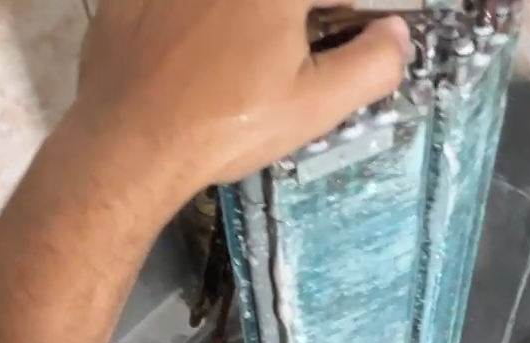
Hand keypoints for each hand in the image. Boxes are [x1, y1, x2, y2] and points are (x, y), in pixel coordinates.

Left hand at [60, 0, 409, 210]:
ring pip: (226, 10)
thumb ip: (369, 66)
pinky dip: (193, 24)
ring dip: (241, 29)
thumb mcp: (312, 107)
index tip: (338, 39)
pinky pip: (181, 8)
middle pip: (279, 6)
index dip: (344, 15)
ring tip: (230, 72)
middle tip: (278, 62)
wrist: (131, 142)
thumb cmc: (226, 126)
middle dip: (291, 26)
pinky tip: (189, 59)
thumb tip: (398, 36)